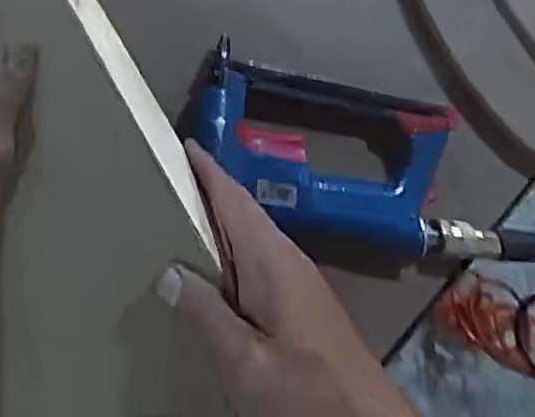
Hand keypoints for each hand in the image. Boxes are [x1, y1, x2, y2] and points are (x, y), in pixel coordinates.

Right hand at [156, 143, 417, 416]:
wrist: (365, 414)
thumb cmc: (303, 385)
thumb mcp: (244, 360)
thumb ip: (206, 313)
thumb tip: (169, 272)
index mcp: (269, 257)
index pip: (234, 199)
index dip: (210, 171)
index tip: (188, 145)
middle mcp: (286, 254)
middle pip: (244, 210)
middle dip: (213, 189)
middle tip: (178, 177)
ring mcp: (298, 275)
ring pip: (254, 232)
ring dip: (225, 217)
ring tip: (191, 215)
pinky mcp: (303, 297)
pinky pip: (261, 254)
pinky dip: (235, 245)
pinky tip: (222, 266)